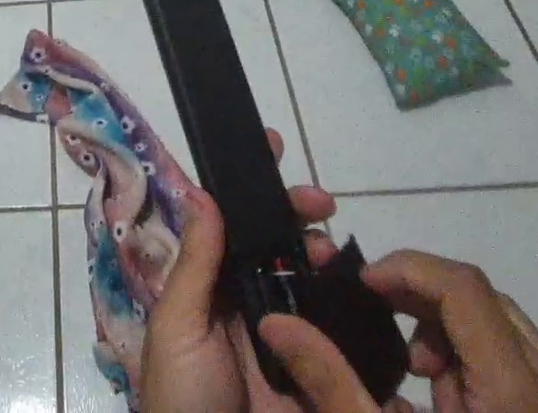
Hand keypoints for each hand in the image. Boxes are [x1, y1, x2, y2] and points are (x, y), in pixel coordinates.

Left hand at [140, 130, 397, 412]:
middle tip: (320, 202)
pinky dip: (353, 305)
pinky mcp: (320, 371)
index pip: (233, 227)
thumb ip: (195, 263)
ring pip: (312, 280)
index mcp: (211, 289)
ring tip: (332, 250)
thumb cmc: (180, 394)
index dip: (251, 189)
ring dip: (325, 253)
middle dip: (298, 214)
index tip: (270, 148)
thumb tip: (202, 192)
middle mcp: (250, 304)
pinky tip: (359, 287)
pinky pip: (340, 330)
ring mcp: (288, 337)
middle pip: (278, 245)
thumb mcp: (178, 325)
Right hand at [323, 250, 537, 412]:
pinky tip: (449, 406)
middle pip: (485, 300)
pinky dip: (477, 365)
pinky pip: (523, 367)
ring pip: (506, 331)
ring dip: (449, 335)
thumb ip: (333, 383)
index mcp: (515, 396)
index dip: (406, 268)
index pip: (464, 287)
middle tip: (384, 335)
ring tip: (416, 379)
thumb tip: (280, 323)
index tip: (361, 285)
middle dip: (423, 302)